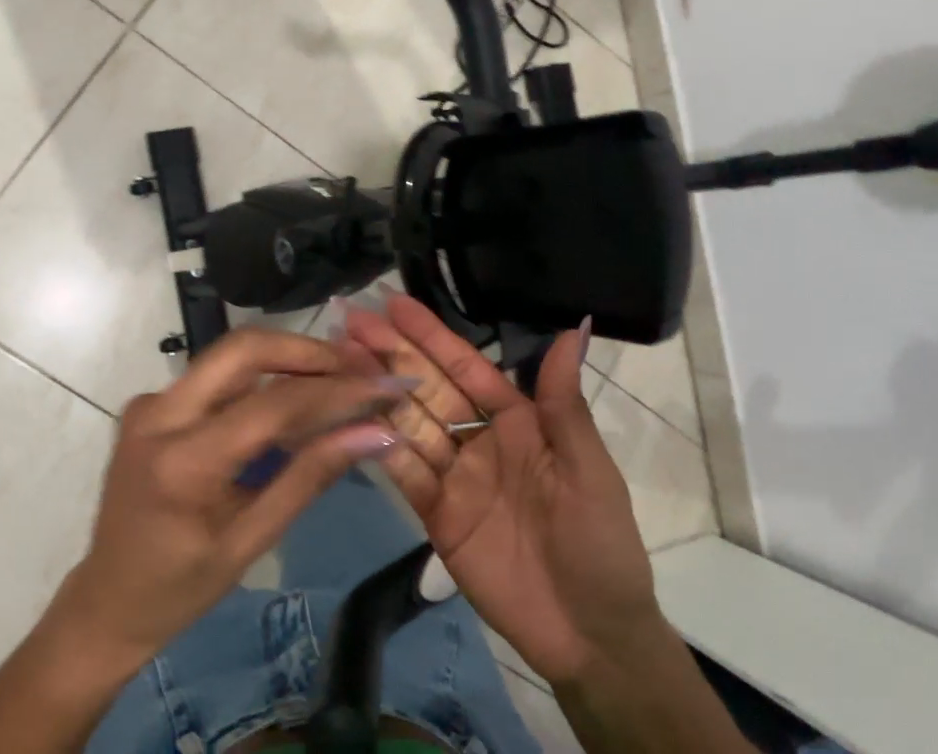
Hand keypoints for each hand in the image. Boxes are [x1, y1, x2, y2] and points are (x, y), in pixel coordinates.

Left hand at [52, 328, 403, 664]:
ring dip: (289, 361)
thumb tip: (375, 432)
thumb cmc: (180, 587)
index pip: (273, 404)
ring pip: (231, 357)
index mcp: (182, 460)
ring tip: (343, 379)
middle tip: (361, 368)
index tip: (386, 384)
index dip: (336, 390)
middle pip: (244, 349)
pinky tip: (298, 400)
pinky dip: (262, 380)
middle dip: (309, 352)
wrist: (106, 600)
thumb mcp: (250, 539)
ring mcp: (150, 403)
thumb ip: (309, 477)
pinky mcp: (153, 405)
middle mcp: (158, 414)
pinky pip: (216, 377)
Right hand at [341, 295, 661, 684]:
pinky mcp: (436, 515)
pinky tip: (350, 419)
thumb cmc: (599, 543)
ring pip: (409, 424)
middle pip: (429, 388)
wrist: (589, 633)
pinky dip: (381, 449)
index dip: (431, 336)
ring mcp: (454, 478)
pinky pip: (406, 475)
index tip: (394, 303)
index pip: (466, 368)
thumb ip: (562, 404)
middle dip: (392, 353)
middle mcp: (480, 441)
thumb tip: (573, 328)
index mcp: (519, 423)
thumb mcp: (587, 469)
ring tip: (337, 360)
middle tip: (349, 321)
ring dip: (376, 392)